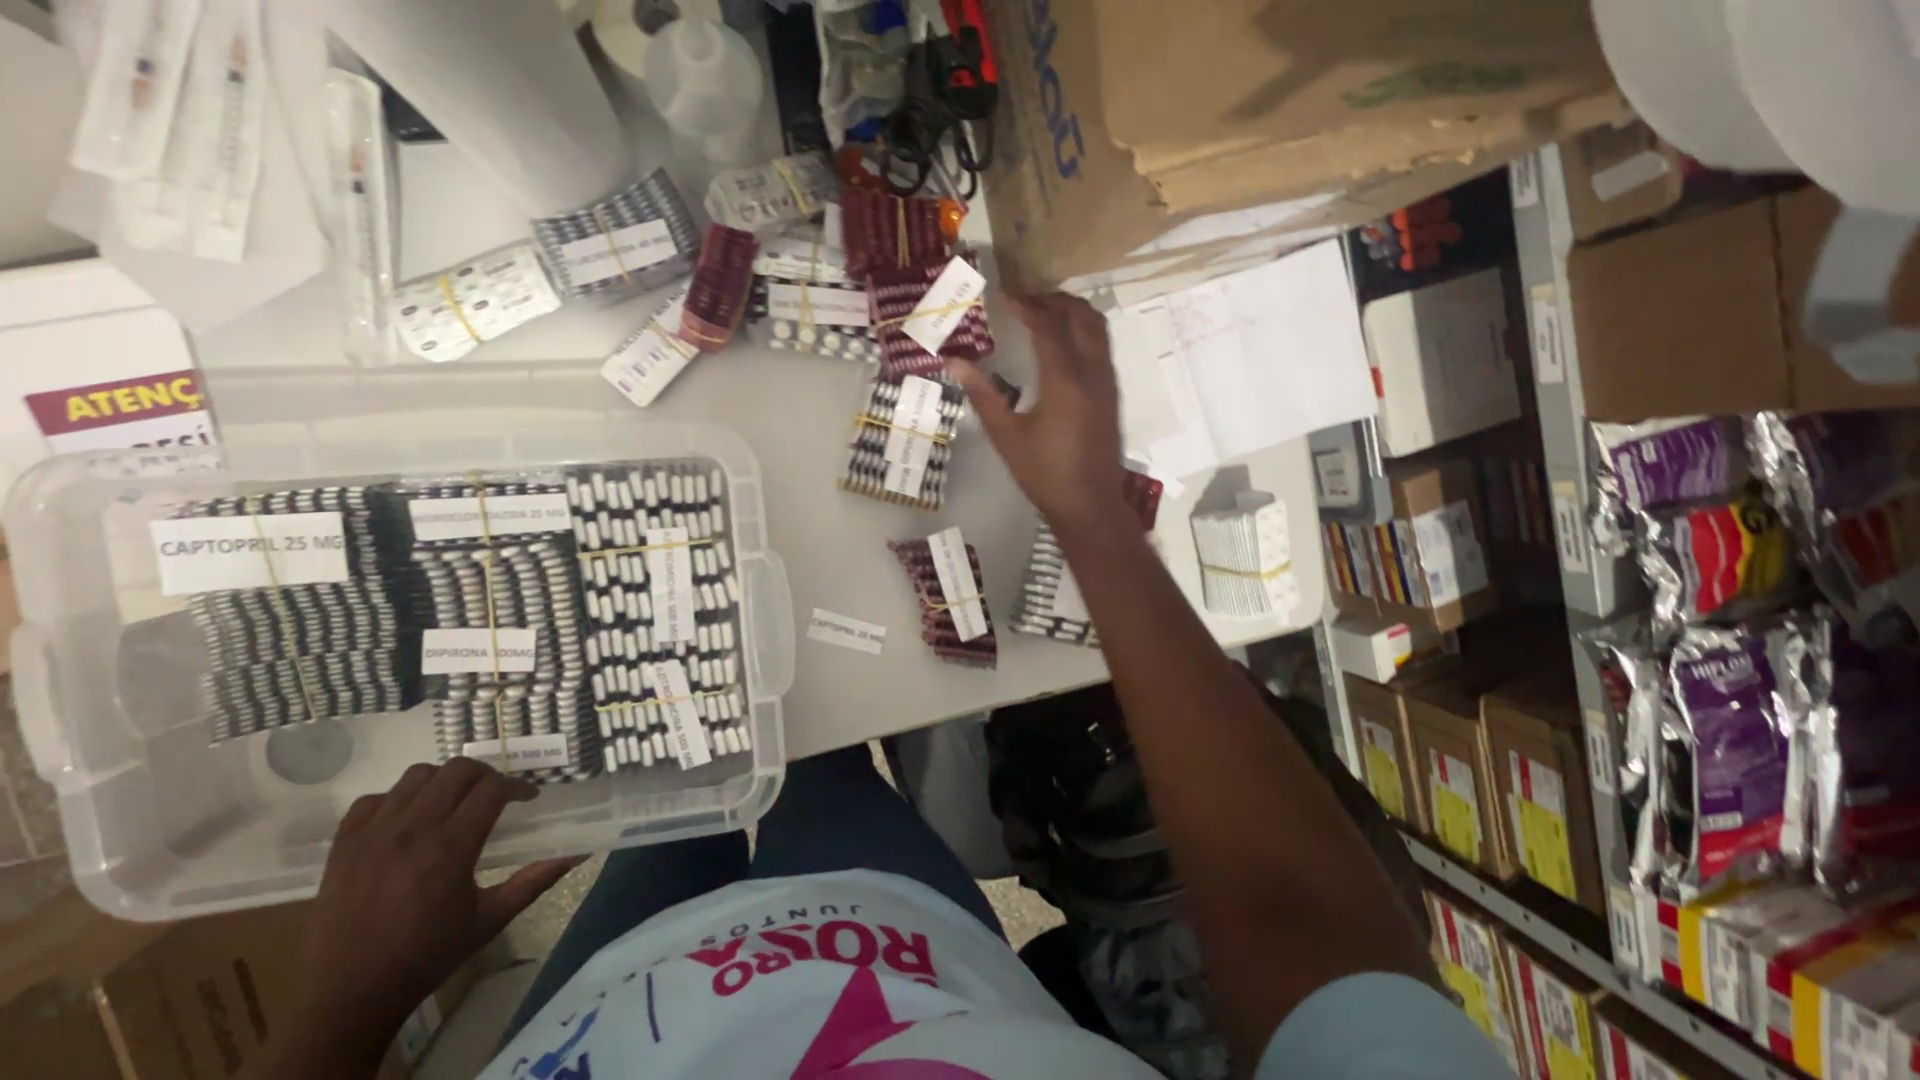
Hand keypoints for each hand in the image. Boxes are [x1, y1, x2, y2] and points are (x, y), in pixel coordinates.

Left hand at [291, 759, 583, 1065]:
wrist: (349, 993)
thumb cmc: (427, 956)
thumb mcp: (490, 920)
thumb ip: (534, 881)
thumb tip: (576, 855)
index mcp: (451, 848)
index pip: (492, 789)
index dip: (517, 786)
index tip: (528, 798)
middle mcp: (412, 830)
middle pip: (456, 771)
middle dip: (485, 774)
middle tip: (496, 794)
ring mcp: (373, 834)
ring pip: (416, 776)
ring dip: (443, 780)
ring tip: (453, 801)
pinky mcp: (343, 844)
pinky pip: (373, 800)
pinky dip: (396, 799)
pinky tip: (407, 819)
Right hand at [949, 294, 1129, 535]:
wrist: (1089, 504)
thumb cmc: (1043, 474)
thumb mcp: (1006, 436)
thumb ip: (982, 394)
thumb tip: (953, 362)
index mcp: (1065, 381)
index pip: (1047, 326)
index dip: (1026, 305)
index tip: (1003, 295)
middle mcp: (1092, 372)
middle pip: (1079, 315)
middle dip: (1051, 301)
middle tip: (1022, 302)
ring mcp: (1107, 381)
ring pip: (1097, 327)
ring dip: (1071, 312)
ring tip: (1041, 314)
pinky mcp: (1112, 392)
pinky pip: (1101, 345)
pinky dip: (1083, 330)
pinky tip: (1061, 343)